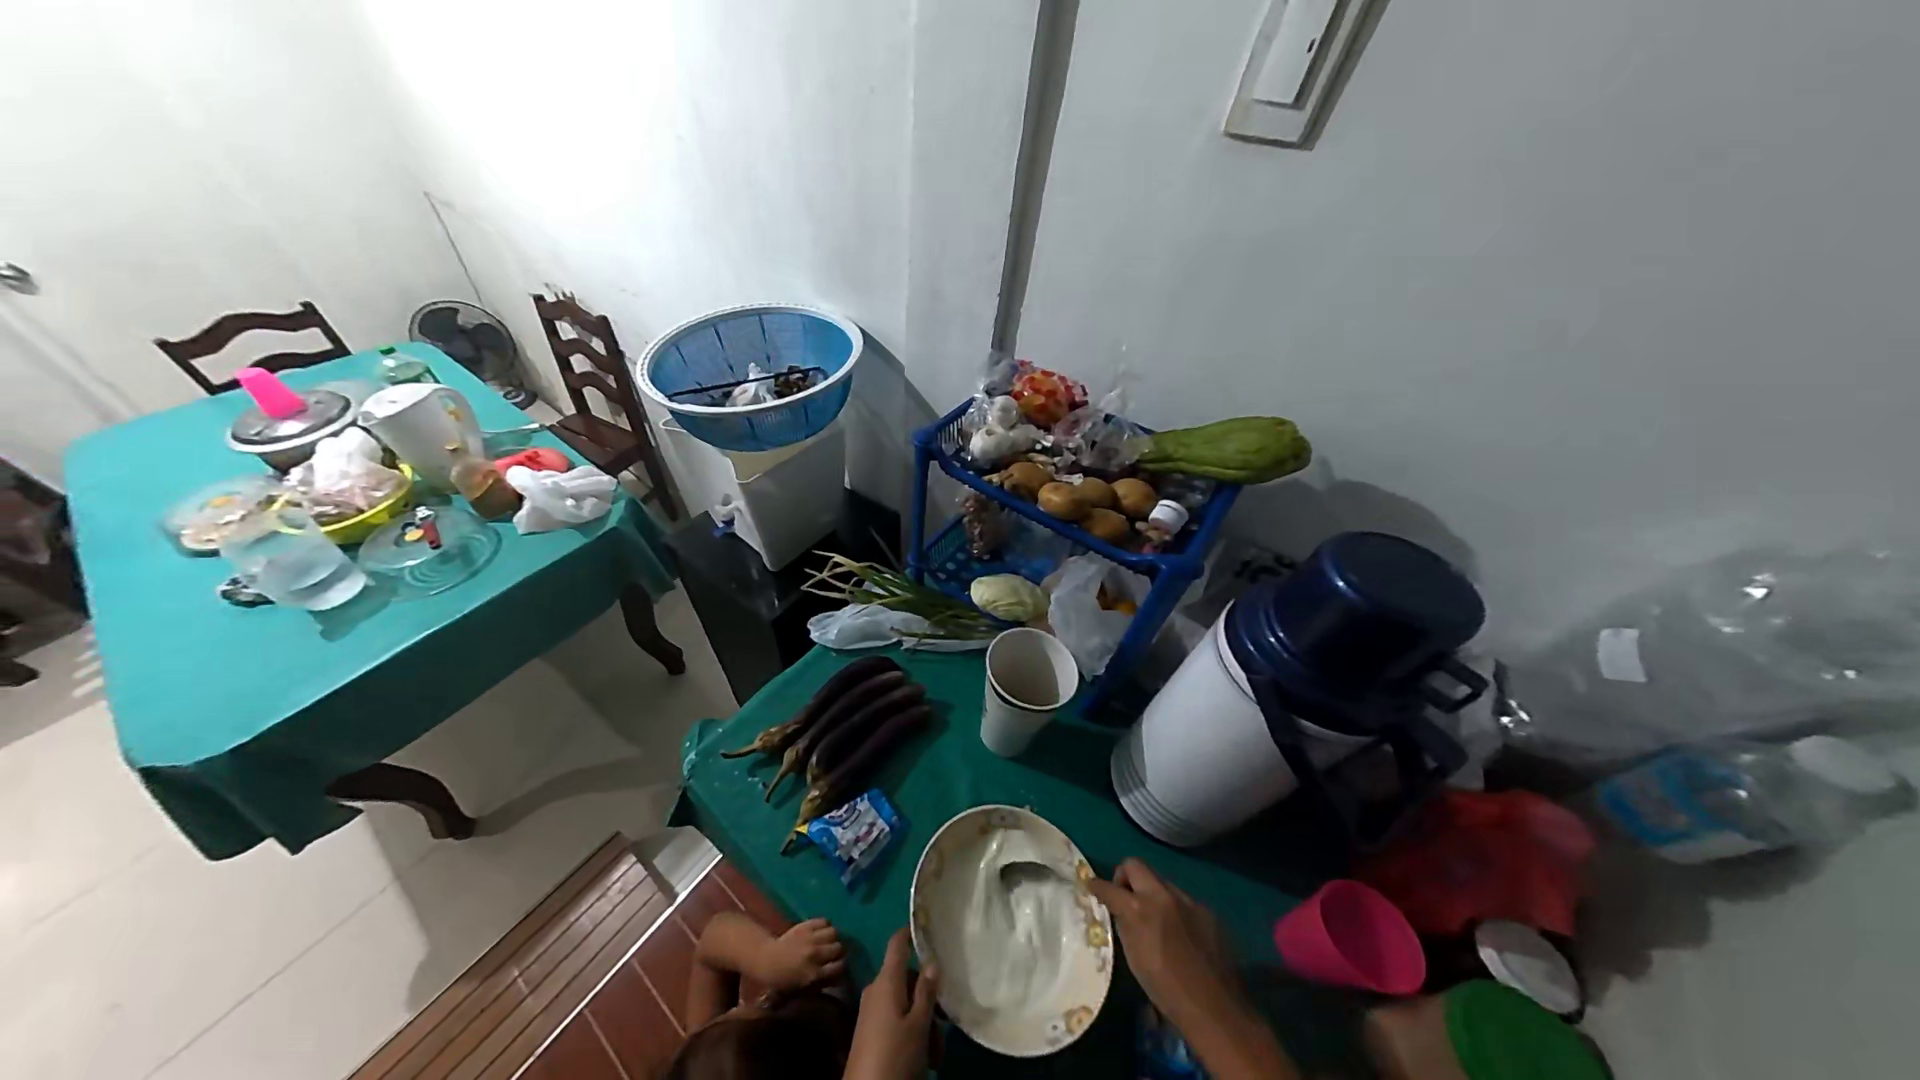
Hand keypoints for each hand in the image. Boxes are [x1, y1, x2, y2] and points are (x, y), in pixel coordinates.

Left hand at [751, 917, 846, 992]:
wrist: (766, 960)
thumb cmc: (782, 980)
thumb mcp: (802, 989)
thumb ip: (821, 982)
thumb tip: (838, 977)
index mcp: (814, 974)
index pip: (839, 967)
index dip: (841, 967)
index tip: (839, 968)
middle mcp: (815, 955)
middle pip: (839, 948)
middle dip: (839, 952)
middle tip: (834, 954)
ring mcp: (811, 938)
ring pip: (834, 932)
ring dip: (833, 937)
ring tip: (829, 941)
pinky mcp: (806, 925)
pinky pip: (824, 921)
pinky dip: (825, 926)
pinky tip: (821, 932)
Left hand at [844, 929, 938, 1079]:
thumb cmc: (895, 1054)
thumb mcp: (918, 1024)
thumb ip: (926, 991)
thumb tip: (931, 962)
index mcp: (886, 981)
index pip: (897, 944)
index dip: (911, 932)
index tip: (927, 925)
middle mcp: (876, 990)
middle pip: (907, 980)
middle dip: (928, 1000)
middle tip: (944, 1023)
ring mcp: (872, 1011)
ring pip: (905, 1004)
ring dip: (923, 1023)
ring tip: (936, 1054)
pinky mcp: (870, 1032)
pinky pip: (896, 1021)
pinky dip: (912, 1033)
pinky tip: (924, 1058)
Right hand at [1088, 860, 1297, 1079]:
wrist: (1214, 1008)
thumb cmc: (1166, 989)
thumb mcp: (1134, 958)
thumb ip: (1125, 926)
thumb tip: (1120, 911)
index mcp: (1138, 909)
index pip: (1109, 887)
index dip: (1096, 886)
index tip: (1091, 886)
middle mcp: (1162, 896)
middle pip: (1135, 864)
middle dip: (1124, 876)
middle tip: (1125, 896)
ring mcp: (1187, 900)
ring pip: (1161, 882)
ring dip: (1152, 893)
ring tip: (1155, 919)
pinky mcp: (1206, 910)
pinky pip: (1183, 900)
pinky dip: (1174, 909)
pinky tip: (1180, 933)